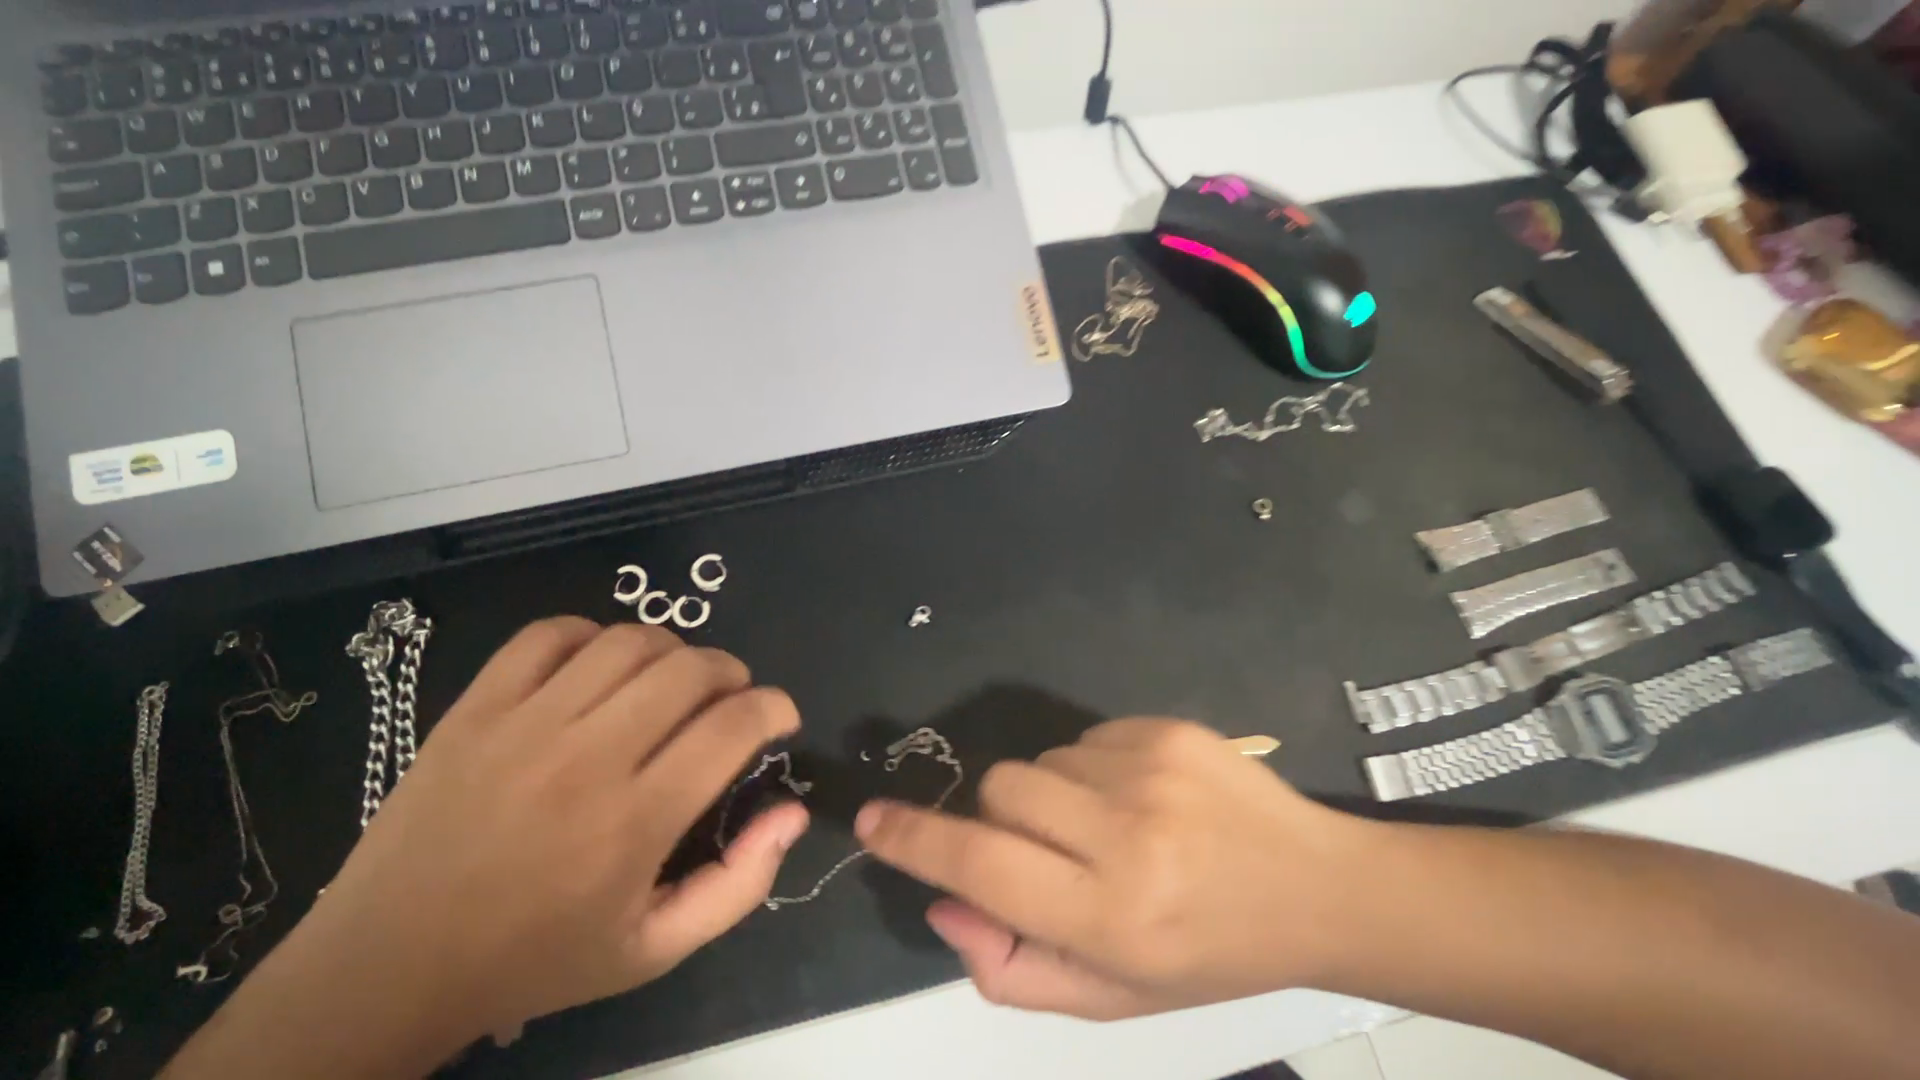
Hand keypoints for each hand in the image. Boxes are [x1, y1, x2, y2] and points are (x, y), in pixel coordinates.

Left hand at [300, 618, 808, 1038]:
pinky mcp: (474, 708)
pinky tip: (599, 666)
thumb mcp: (654, 950)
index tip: (779, 717)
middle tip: (730, 699)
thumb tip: (792, 812)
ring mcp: (524, 724)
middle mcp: (586, 758)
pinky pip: (547, 635)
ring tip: (671, 680)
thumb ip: (738, 885)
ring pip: (627, 643)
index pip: (732, 725)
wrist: (389, 966)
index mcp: (636, 821)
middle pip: (688, 669)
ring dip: (671, 650)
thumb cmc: (535, 961)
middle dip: (731, 673)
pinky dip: (590, 634)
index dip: (774, 707)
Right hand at [855, 718, 1375, 1019]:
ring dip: (1050, 796)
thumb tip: (941, 900)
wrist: (1315, 889)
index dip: (915, 841)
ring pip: (1039, 761)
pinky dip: (1090, 770)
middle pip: (1001, 791)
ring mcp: (1149, 771)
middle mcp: (1125, 836)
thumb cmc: (1207, 956)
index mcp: (1110, 915)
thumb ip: (1012, 965)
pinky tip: (1141, 801)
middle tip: (1050, 852)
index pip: (982, 866)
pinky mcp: (1168, 730)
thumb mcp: (1110, 997)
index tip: (870, 821)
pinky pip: (1083, 737)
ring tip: (1108, 830)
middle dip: (999, 819)